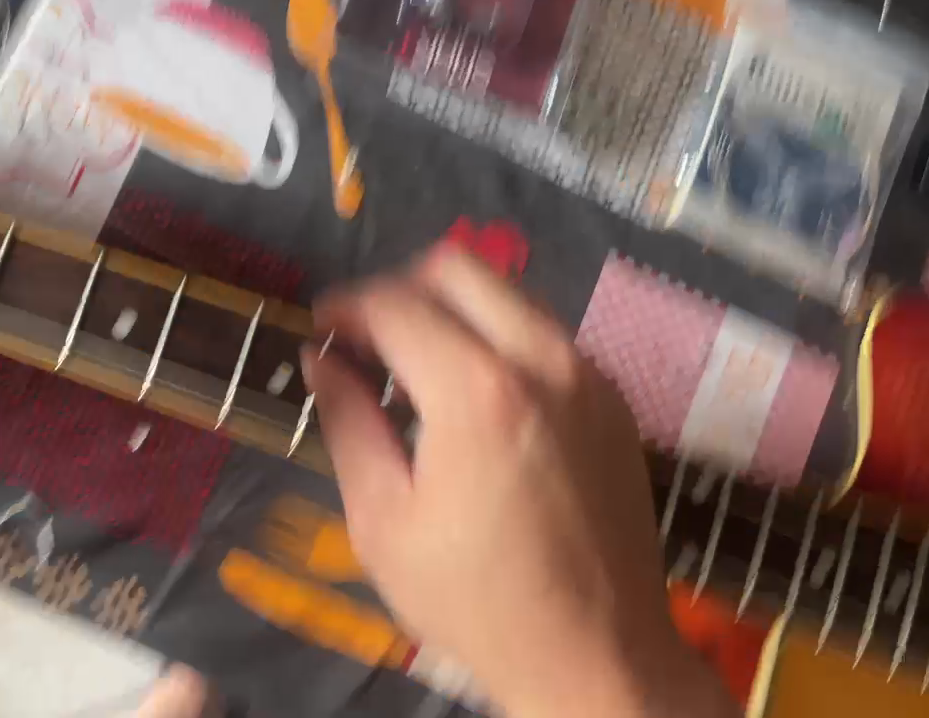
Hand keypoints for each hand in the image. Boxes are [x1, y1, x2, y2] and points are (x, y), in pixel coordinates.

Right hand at [305, 249, 734, 717]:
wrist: (599, 660)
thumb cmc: (474, 598)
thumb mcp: (381, 520)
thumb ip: (347, 422)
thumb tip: (319, 359)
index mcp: (476, 395)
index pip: (395, 306)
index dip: (345, 307)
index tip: (320, 330)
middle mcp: (541, 361)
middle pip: (454, 267)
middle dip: (396, 288)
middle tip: (366, 336)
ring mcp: (585, 372)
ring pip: (502, 288)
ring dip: (447, 304)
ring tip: (414, 357)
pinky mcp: (609, 392)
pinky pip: (538, 327)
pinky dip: (491, 331)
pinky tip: (470, 386)